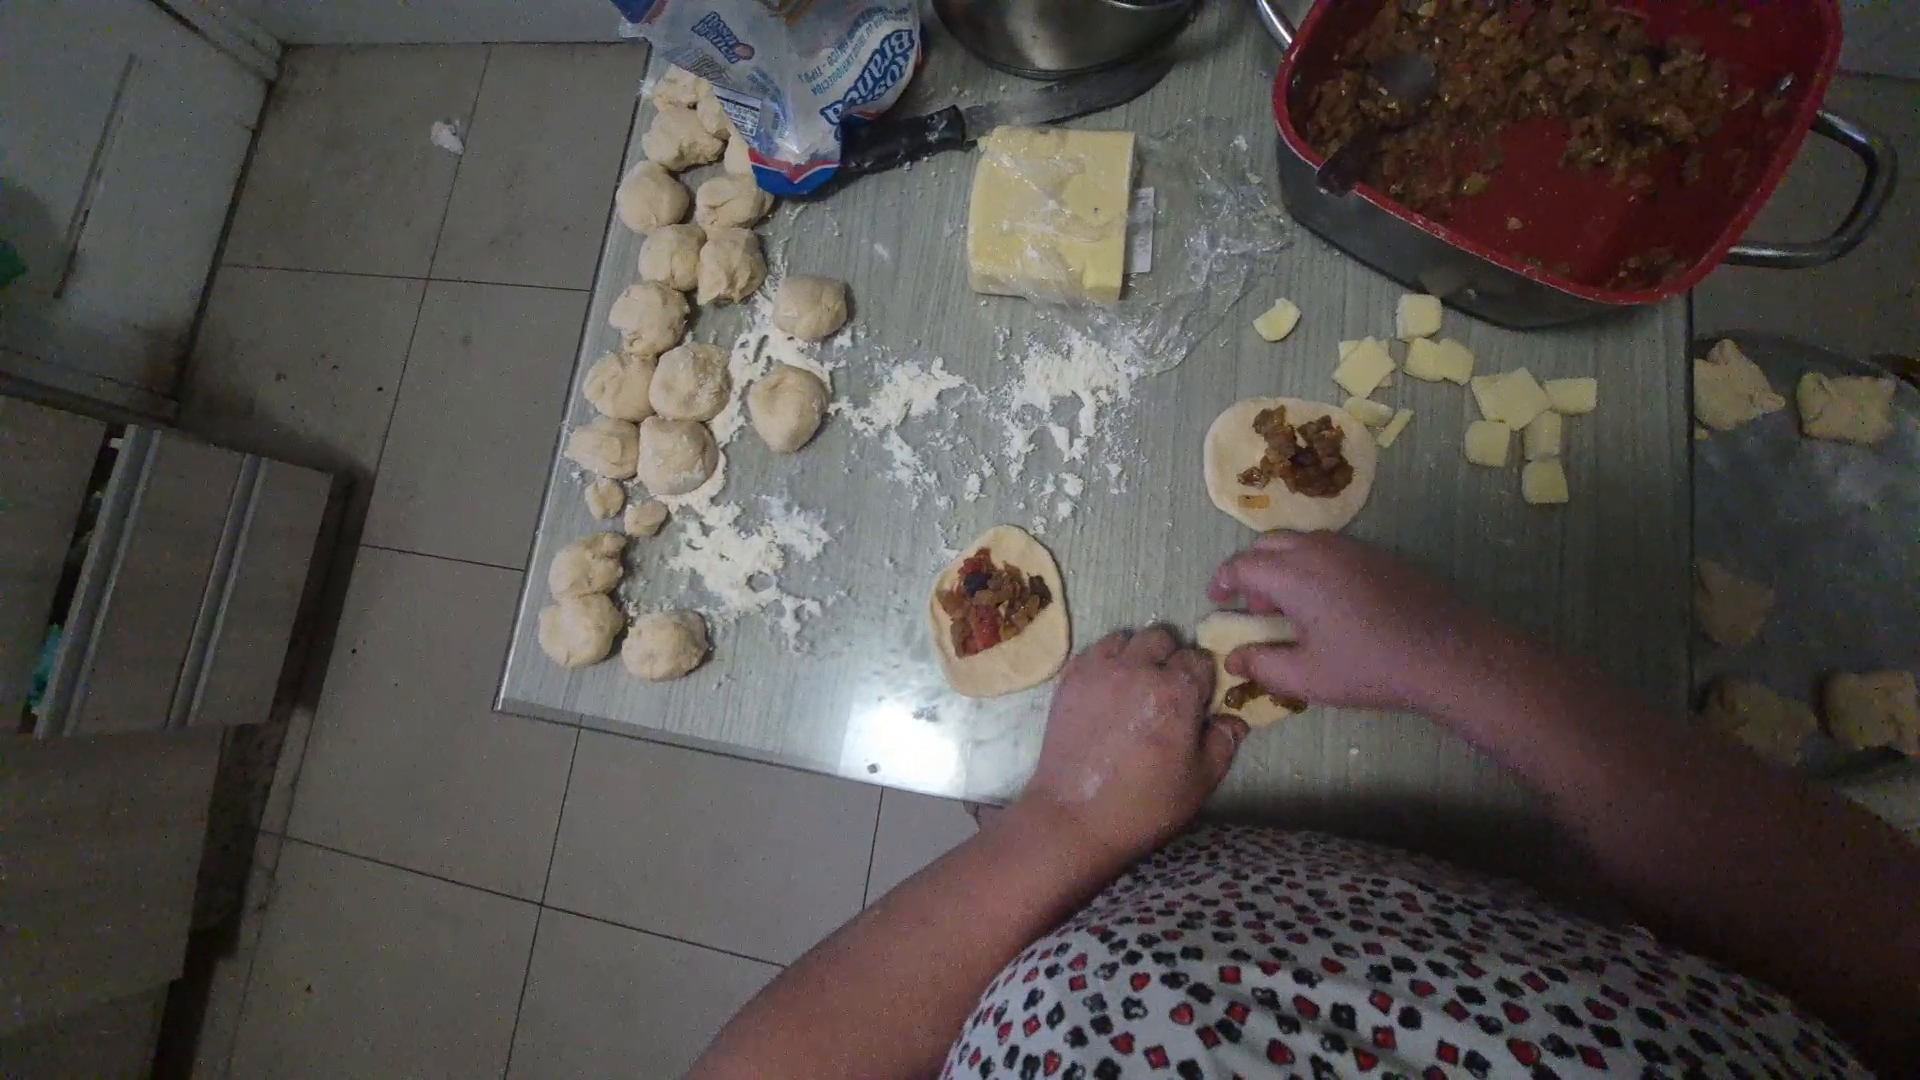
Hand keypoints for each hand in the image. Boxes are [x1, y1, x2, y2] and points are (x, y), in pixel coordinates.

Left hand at [1014, 627, 1244, 866]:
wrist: (1075, 815)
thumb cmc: (1144, 804)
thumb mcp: (1199, 781)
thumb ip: (1223, 743)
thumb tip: (1235, 719)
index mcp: (1176, 692)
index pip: (1199, 659)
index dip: (1201, 679)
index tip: (1196, 700)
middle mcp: (1137, 669)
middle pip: (1161, 639)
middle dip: (1170, 657)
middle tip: (1166, 689)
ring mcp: (1099, 670)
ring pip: (1126, 638)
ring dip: (1136, 653)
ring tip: (1135, 684)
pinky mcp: (1070, 678)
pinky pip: (1094, 650)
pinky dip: (1105, 659)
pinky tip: (1107, 686)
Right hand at [1206, 531, 1518, 712]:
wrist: (1451, 653)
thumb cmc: (1370, 666)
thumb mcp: (1306, 677)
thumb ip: (1261, 665)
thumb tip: (1233, 658)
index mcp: (1293, 575)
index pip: (1242, 565)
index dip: (1223, 581)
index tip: (1218, 600)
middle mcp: (1317, 550)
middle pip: (1266, 545)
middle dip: (1251, 570)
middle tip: (1254, 606)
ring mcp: (1350, 548)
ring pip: (1298, 542)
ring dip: (1281, 565)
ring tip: (1290, 605)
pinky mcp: (1376, 555)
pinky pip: (1326, 548)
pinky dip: (1309, 565)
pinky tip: (1326, 602)